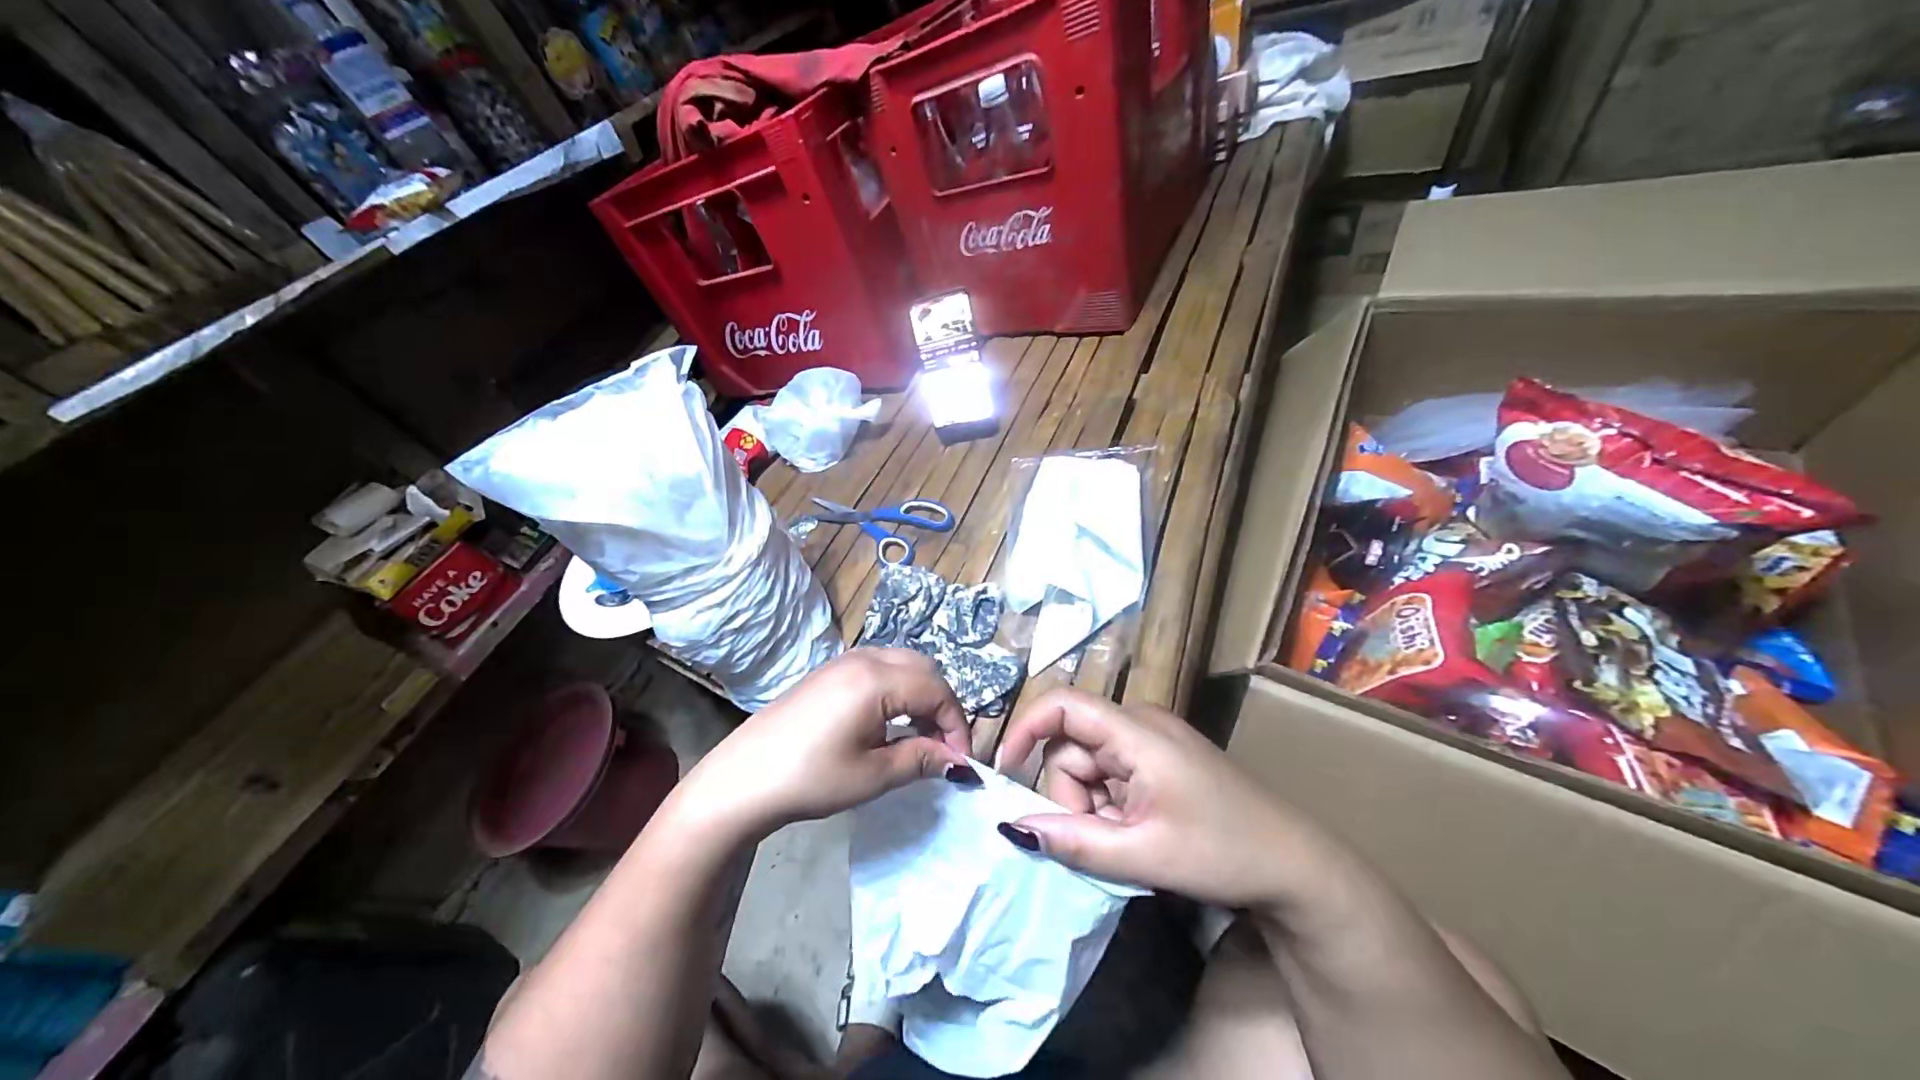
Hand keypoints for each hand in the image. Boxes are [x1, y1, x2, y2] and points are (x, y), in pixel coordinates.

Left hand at [673, 649, 972, 842]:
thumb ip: (920, 759)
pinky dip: (898, 690)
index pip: (936, 689)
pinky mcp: (828, 673)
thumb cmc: (810, 778)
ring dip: (920, 695)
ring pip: (902, 664)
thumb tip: (956, 760)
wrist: (742, 780)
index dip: (956, 724)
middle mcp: (863, 659)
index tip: (960, 762)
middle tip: (942, 747)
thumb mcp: (872, 776)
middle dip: (942, 704)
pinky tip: (890, 724)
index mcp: (875, 679)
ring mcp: (842, 662)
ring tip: (920, 737)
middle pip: (922, 668)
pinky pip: (879, 668)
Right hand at [995, 689, 1358, 910]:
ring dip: (1091, 808)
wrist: (1295, 866)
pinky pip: (1112, 778)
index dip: (1025, 729)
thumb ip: (1074, 841)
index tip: (1006, 773)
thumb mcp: (1143, 853)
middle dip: (1071, 796)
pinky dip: (1110, 809)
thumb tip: (1013, 828)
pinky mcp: (1160, 762)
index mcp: (1136, 731)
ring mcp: (1151, 744)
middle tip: (1099, 842)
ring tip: (1127, 845)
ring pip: (1089, 768)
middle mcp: (1139, 725)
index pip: (1062, 706)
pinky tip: (1137, 836)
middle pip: (1072, 748)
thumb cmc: (1222, 851)